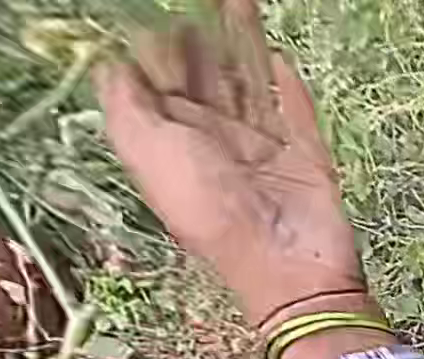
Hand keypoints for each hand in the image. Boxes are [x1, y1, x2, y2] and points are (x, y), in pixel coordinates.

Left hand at [95, 0, 370, 329]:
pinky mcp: (309, 160)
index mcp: (175, 142)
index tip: (150, 6)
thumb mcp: (146, 149)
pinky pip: (297, 114)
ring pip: (251, 84)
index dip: (152, 38)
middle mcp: (219, 142)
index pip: (159, 79)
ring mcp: (268, 151)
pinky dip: (288, 86)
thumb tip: (114, 55)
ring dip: (241, 40)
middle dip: (195, 31)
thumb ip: (123, 99)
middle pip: (205, 75)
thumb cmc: (212, 209)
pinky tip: (276, 52)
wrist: (288, 267)